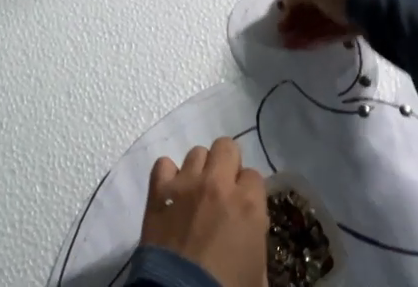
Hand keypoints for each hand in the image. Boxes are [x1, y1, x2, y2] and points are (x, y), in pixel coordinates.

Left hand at [140, 137, 265, 286]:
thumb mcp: (258, 271)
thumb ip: (255, 236)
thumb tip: (250, 228)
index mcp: (248, 204)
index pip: (254, 175)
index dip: (249, 191)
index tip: (244, 207)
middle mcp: (218, 184)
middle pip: (226, 146)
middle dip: (227, 165)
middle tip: (222, 190)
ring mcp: (186, 183)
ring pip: (197, 152)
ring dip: (199, 169)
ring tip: (195, 192)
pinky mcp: (158, 190)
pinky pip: (163, 164)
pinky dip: (168, 175)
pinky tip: (171, 193)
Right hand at [276, 0, 387, 47]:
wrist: (389, 9)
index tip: (283, 12)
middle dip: (299, 13)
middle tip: (284, 32)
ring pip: (330, 10)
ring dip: (308, 26)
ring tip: (291, 43)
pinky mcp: (372, 16)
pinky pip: (342, 23)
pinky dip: (324, 33)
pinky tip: (308, 45)